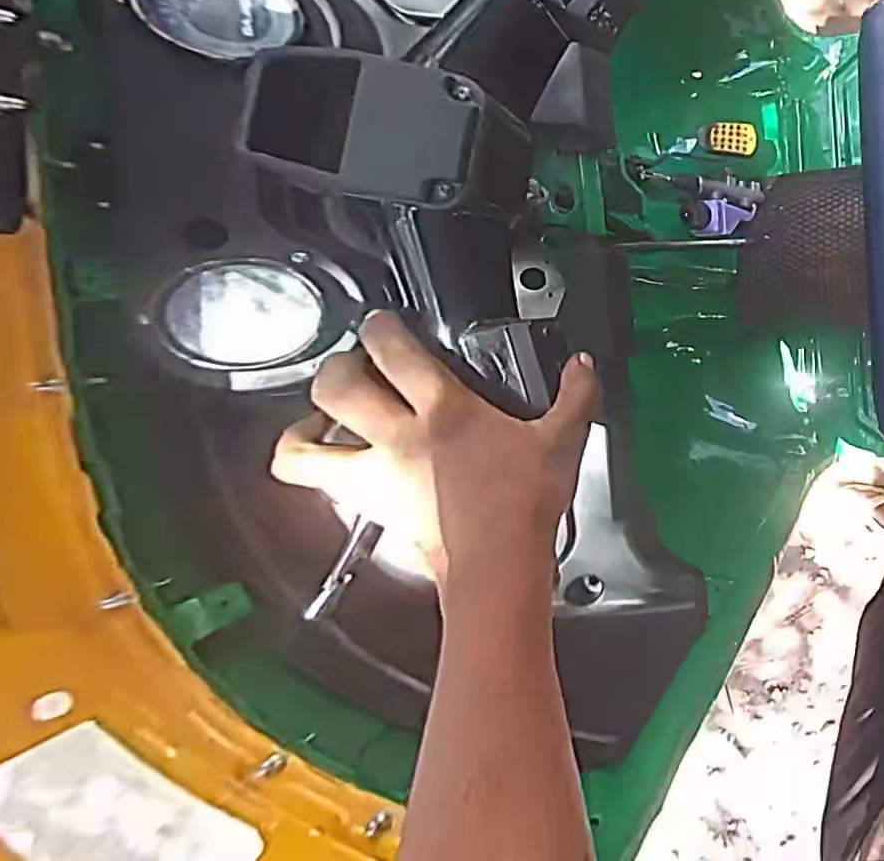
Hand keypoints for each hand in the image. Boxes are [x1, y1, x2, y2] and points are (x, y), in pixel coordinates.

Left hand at [270, 312, 601, 595]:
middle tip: (354, 359)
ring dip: (303, 424)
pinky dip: (319, 470)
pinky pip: (320, 486)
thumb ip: (576, 395)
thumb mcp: (563, 439)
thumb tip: (582, 366)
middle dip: (338, 363)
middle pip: (337, 387)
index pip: (398, 355)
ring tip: (321, 415)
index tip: (381, 321)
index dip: (383, 328)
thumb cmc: (524, 503)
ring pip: (302, 445)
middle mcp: (400, 438)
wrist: (498, 562)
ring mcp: (376, 476)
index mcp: (447, 413)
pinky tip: (342, 464)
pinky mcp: (370, 508)